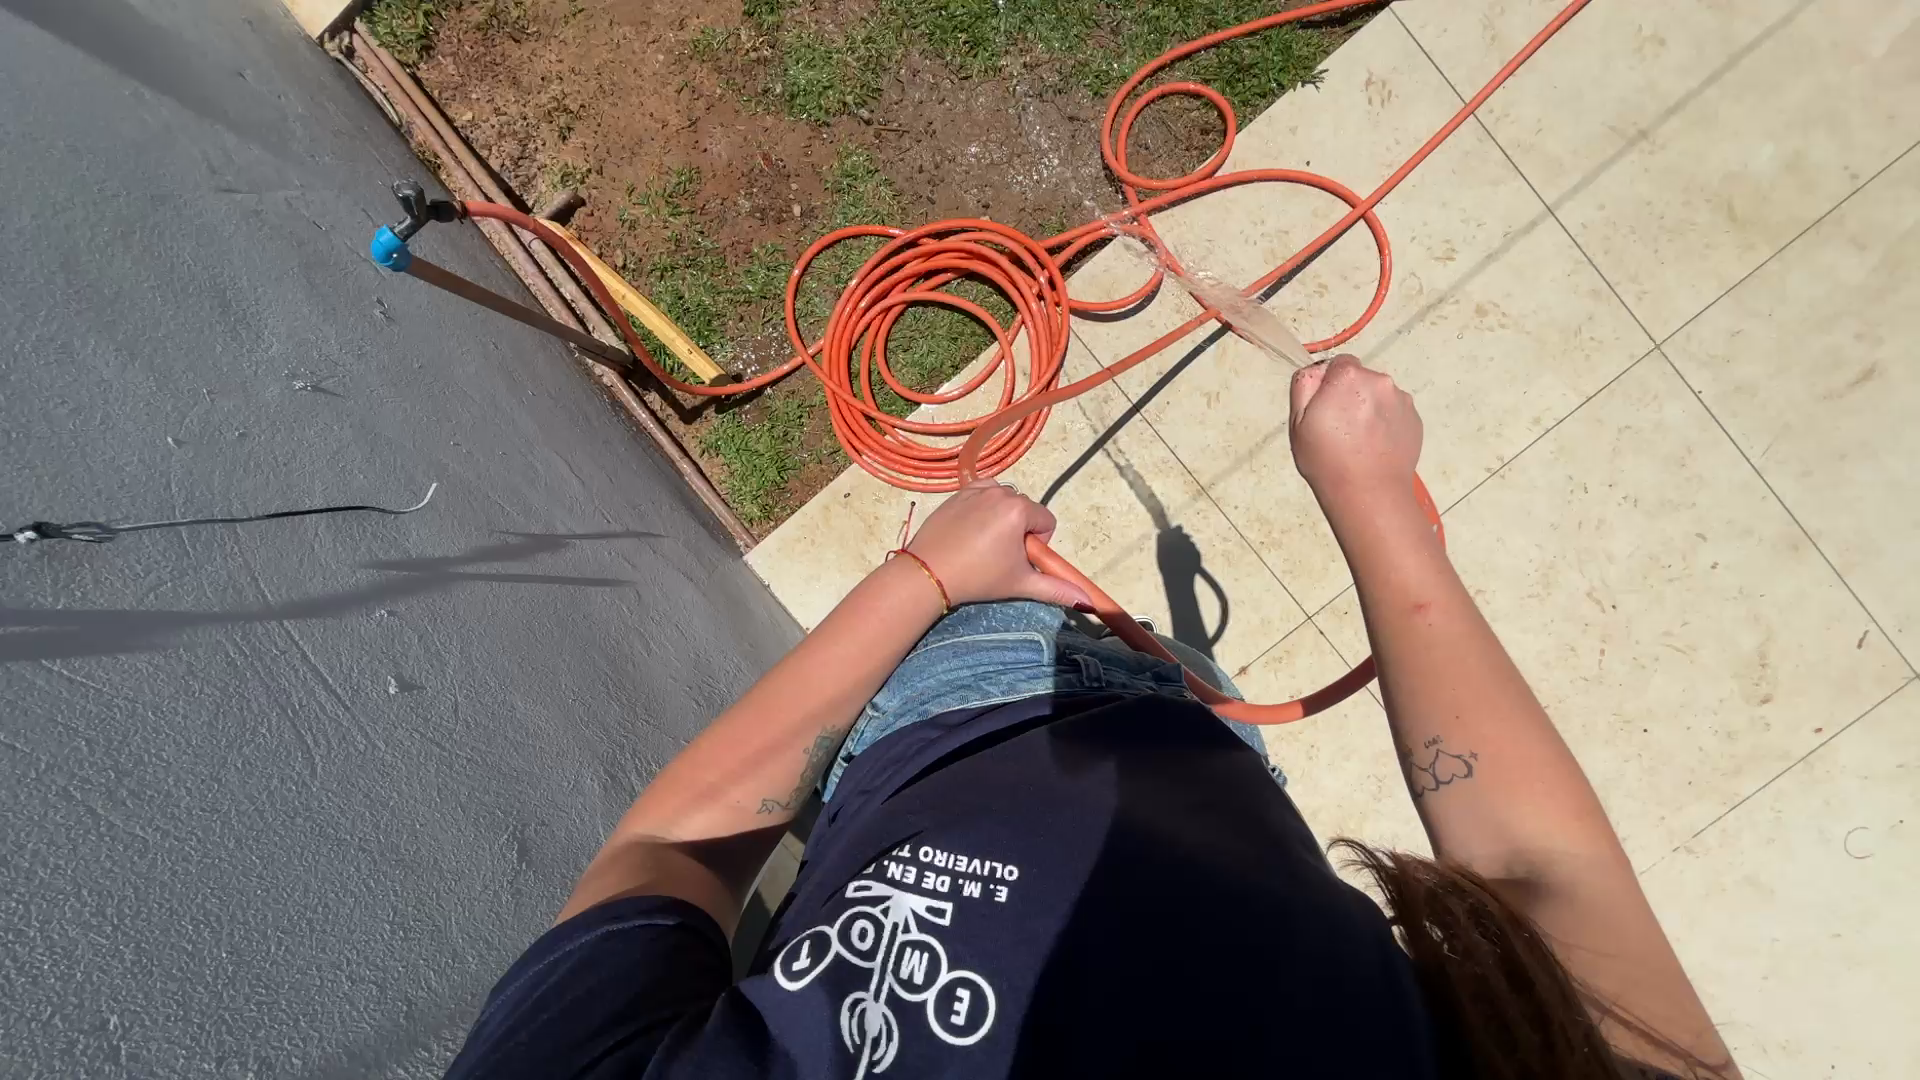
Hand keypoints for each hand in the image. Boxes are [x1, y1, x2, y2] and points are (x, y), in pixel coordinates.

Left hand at [903, 480, 1092, 608]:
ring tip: (983, 543)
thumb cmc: (978, 577)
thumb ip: (1055, 588)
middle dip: (1019, 530)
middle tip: (997, 554)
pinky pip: (982, 493)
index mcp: (1019, 510)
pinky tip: (970, 528)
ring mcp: (976, 489)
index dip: (1036, 544)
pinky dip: (982, 506)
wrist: (929, 572)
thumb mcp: (1020, 583)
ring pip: (1004, 500)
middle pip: (1025, 510)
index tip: (1016, 559)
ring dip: (1001, 517)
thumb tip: (1086, 600)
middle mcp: (1001, 492)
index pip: (1046, 522)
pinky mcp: (958, 492)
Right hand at [1289, 355, 1422, 507]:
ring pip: (1377, 396)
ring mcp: (1402, 400)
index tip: (1322, 408)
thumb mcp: (1297, 422)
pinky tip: (1372, 446)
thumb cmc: (1327, 459)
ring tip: (1356, 441)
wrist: (1368, 491)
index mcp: (1348, 377)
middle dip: (1348, 395)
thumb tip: (1315, 370)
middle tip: (1336, 428)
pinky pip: (1393, 413)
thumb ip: (1303, 385)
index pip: (1338, 363)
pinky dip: (1383, 424)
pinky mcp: (1414, 419)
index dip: (1327, 384)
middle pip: (1360, 379)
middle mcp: (1380, 381)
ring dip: (1367, 409)